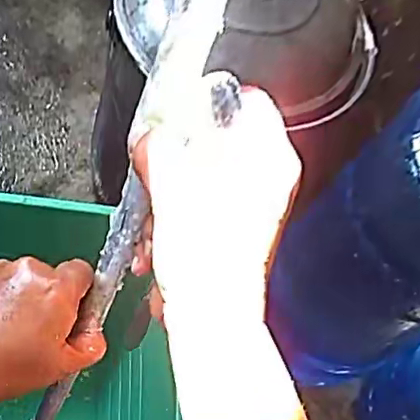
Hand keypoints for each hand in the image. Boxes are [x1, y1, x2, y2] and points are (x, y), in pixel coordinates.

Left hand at [0, 256, 104, 408]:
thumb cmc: (6, 368)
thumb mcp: (63, 367)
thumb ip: (90, 345)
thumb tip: (93, 334)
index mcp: (57, 288)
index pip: (85, 273)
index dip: (83, 298)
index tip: (74, 321)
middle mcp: (30, 270)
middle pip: (55, 279)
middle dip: (53, 304)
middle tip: (42, 339)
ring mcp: (1, 271)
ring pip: (28, 283)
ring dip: (28, 303)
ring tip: (15, 338)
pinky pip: (4, 286)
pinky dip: (5, 303)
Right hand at [132, 75, 300, 328]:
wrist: (212, 319)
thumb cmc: (207, 263)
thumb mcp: (171, 188)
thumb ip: (160, 149)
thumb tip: (151, 138)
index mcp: (268, 155)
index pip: (244, 100)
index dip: (202, 107)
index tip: (174, 124)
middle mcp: (268, 181)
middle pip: (215, 148)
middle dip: (173, 171)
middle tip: (153, 186)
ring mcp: (252, 212)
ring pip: (202, 185)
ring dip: (167, 206)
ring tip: (151, 233)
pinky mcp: (234, 239)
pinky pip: (200, 216)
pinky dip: (175, 228)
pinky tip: (157, 249)